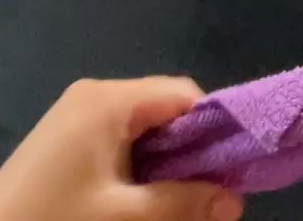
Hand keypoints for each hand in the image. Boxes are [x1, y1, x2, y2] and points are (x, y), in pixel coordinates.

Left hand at [0, 76, 244, 220]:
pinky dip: (139, 167)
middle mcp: (95, 94)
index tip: (233, 171)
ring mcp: (76, 115)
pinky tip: (144, 203)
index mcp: (110, 99)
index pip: (182, 94)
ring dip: (166, 165)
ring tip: (180, 206)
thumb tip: (237, 200)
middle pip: (163, 109)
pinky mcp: (65, 138)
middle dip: (191, 152)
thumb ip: (183, 204)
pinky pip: (118, 140)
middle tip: (210, 197)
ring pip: (143, 128)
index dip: (214, 129)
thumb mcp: (124, 219)